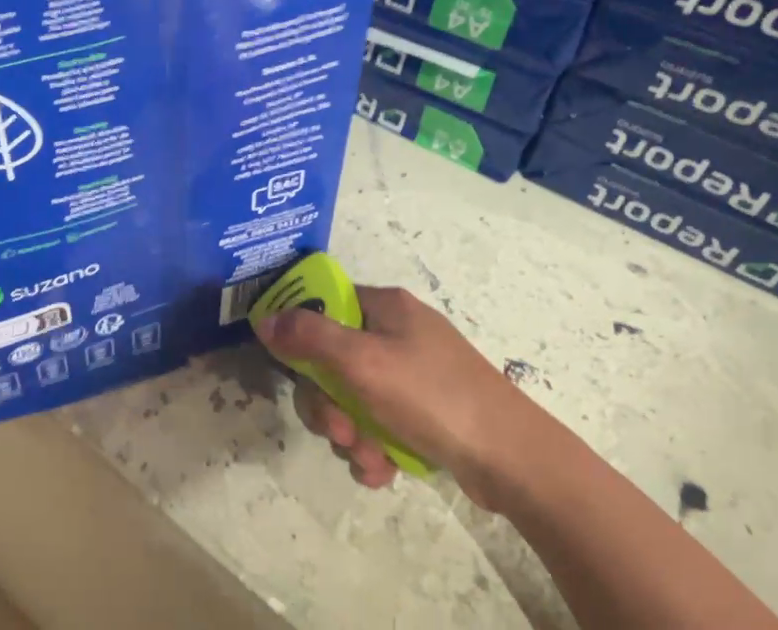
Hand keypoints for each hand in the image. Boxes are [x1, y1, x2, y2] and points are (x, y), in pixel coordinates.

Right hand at [254, 285, 534, 503]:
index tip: (293, 370)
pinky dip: (373, 448)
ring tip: (370, 458)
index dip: (300, 335)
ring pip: (350, 399)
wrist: (513, 460)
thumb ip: (308, 336)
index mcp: (385, 307)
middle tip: (338, 430)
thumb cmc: (433, 397)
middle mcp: (397, 334)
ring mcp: (413, 376)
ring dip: (349, 434)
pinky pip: (377, 424)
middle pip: (331, 361)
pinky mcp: (424, 414)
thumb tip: (264, 317)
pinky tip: (384, 471)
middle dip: (327, 403)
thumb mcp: (362, 362)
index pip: (323, 305)